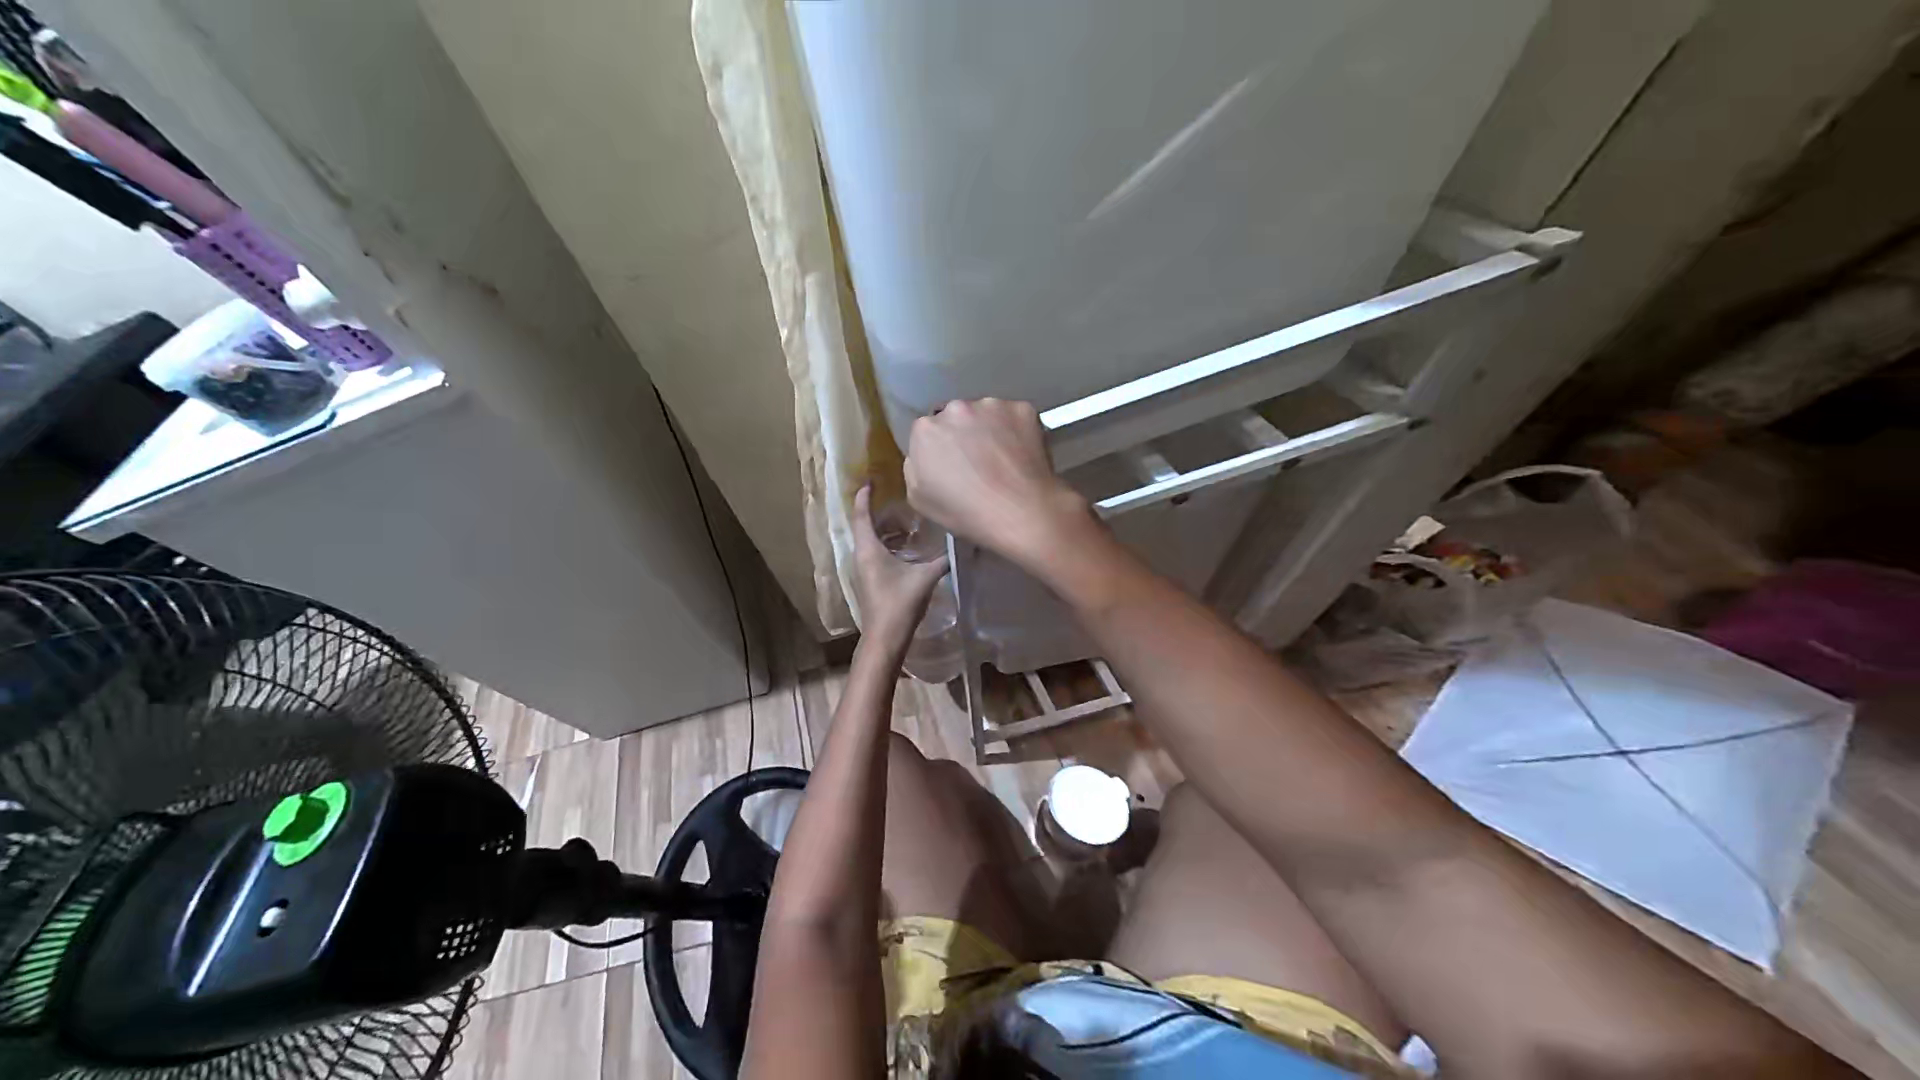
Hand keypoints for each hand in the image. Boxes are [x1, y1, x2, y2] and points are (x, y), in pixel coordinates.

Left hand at [852, 485, 949, 646]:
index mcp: (868, 549)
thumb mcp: (925, 577)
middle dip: (878, 510)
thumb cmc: (900, 603)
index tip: (871, 479)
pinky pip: (875, 553)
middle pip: (865, 526)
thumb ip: (943, 560)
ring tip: (905, 520)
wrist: (885, 638)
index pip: (861, 514)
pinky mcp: (870, 581)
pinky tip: (906, 548)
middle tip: (896, 498)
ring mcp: (863, 570)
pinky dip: (887, 544)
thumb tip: (961, 544)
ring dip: (884, 529)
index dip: (864, 495)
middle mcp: (862, 556)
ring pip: (871, 541)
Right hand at [904, 398, 1096, 570]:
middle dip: (963, 434)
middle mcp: (956, 408)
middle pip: (956, 418)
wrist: (1020, 512)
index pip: (927, 432)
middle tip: (978, 462)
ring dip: (989, 429)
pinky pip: (1014, 417)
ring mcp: (991, 405)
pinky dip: (1016, 430)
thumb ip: (914, 467)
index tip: (952, 467)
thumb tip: (923, 455)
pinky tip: (1021, 454)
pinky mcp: (1022, 409)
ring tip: (1002, 459)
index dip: (940, 450)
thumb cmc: (965, 512)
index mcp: (925, 429)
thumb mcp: (918, 499)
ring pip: (986, 414)